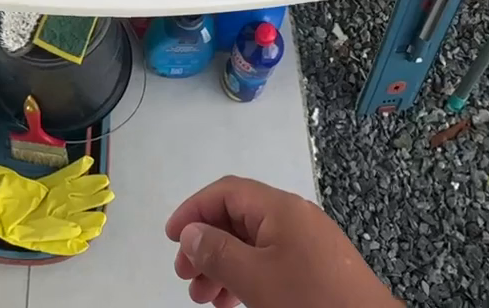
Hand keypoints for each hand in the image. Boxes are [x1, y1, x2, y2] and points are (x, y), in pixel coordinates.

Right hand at [165, 176, 396, 307]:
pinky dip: (247, 276)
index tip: (170, 238)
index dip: (194, 209)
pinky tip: (234, 301)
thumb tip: (190, 231)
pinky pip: (271, 261)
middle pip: (238, 217)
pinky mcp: (317, 267)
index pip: (226, 191)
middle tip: (185, 276)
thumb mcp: (256, 279)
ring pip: (253, 244)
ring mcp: (308, 242)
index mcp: (280, 206)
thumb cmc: (310, 301)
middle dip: (206, 243)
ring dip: (223, 265)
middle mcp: (294, 216)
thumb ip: (218, 252)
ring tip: (204, 297)